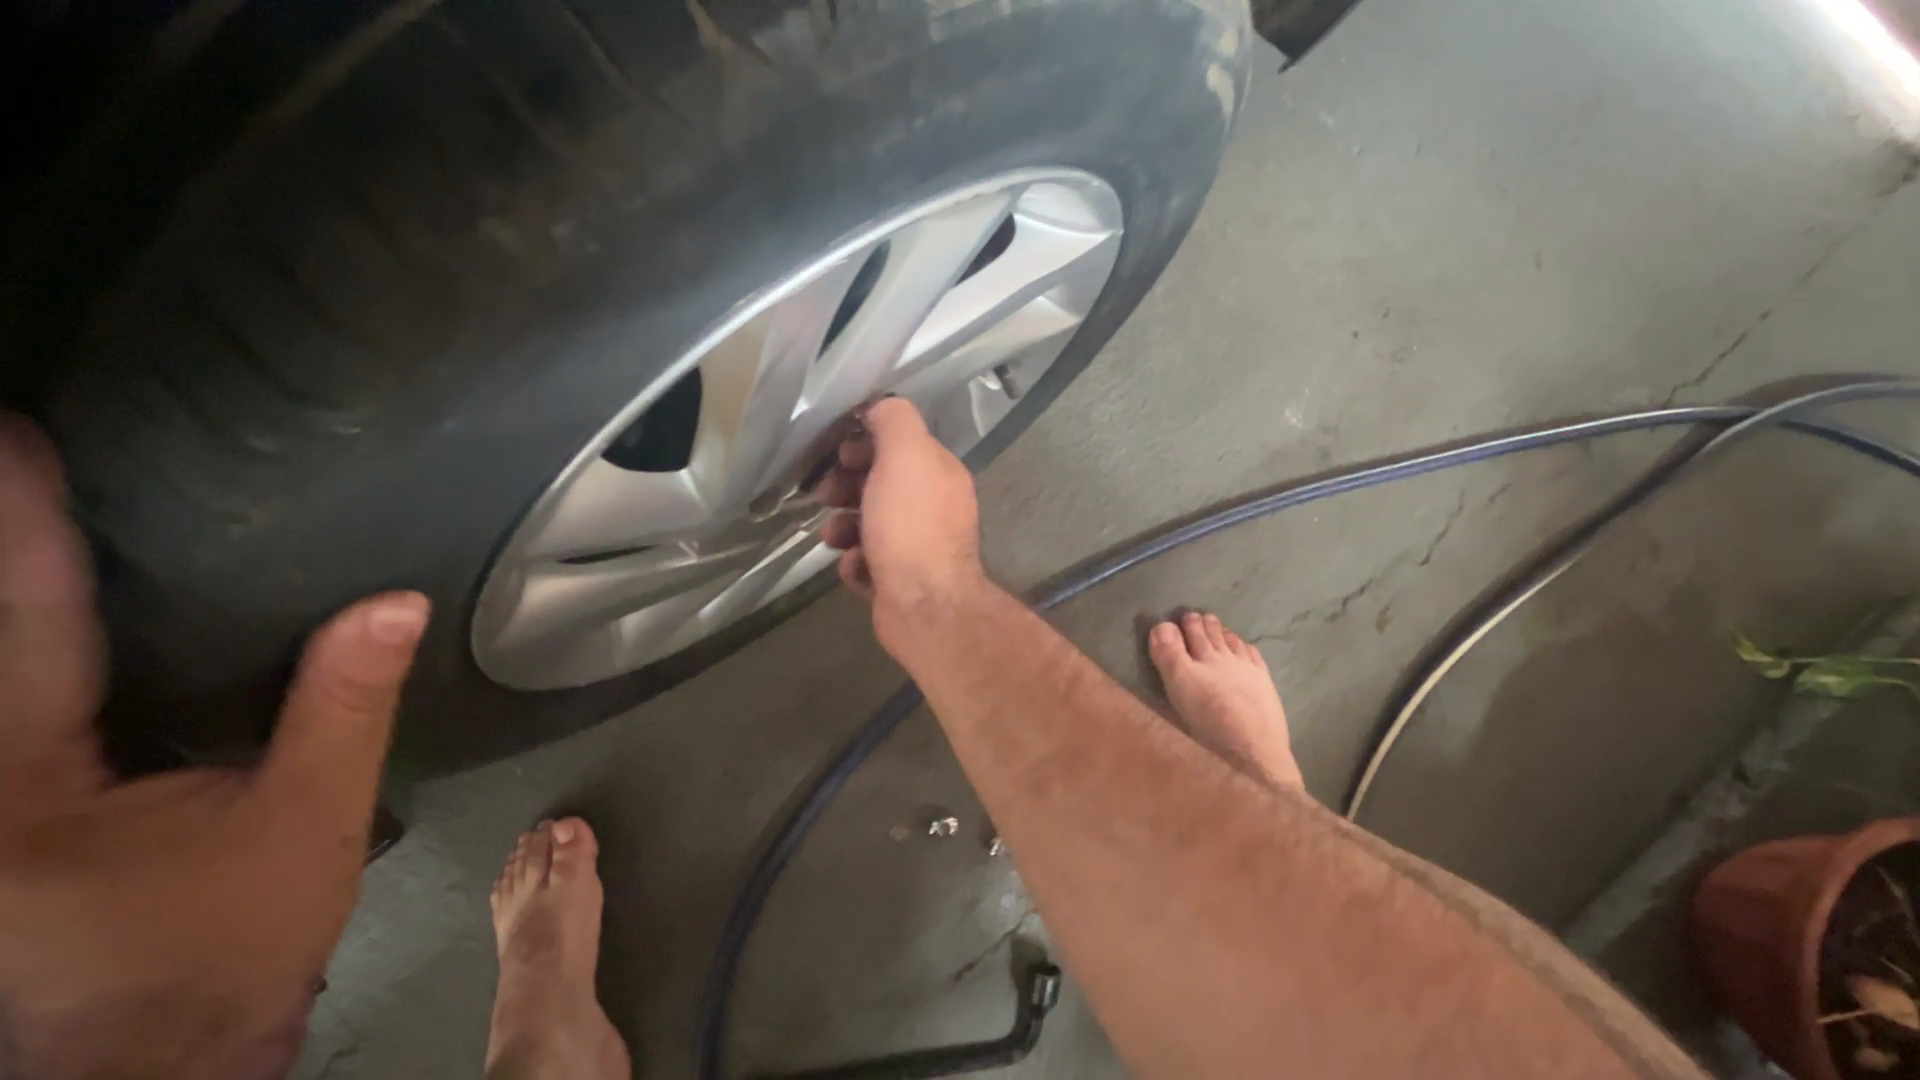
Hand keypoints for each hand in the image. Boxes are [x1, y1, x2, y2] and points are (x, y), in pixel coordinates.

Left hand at [0, 414, 427, 1078]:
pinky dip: (50, 639)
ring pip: (6, 668)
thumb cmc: (234, 941)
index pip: (29, 627)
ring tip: (58, 505)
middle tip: (29, 452)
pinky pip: (29, 695)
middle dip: (9, 547)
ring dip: (27, 593)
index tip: (21, 439)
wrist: (173, 1044)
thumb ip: (344, 708)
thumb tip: (392, 604)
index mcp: (22, 787)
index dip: (26, 527)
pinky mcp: (15, 804)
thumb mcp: (307, 825)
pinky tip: (91, 600)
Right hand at [815, 398, 987, 629]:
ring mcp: (916, 548)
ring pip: (866, 525)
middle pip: (878, 485)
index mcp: (939, 475)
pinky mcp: (898, 583)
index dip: (865, 444)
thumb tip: (878, 407)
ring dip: (842, 527)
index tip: (840, 454)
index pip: (899, 446)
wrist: (925, 607)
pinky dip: (855, 564)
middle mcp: (932, 509)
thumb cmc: (911, 526)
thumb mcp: (905, 455)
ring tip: (835, 537)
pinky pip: (866, 563)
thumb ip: (894, 421)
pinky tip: (857, 567)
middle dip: (845, 485)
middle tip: (825, 493)